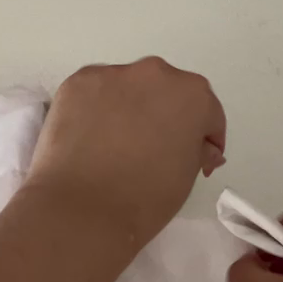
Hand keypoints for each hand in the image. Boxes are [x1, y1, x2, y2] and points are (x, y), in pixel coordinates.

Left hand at [23, 57, 226, 245]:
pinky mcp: (76, 83)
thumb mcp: (187, 177)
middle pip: (164, 92)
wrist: (83, 208)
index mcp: (192, 95)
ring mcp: (111, 74)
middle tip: (151, 150)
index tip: (193, 161)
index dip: (202, 139)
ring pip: (126, 88)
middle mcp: (154, 73)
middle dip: (163, 116)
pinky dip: (94, 110)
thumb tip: (199, 146)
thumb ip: (197, 150)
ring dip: (127, 108)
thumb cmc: (145, 197)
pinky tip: (88, 138)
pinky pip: (93, 93)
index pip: (206, 113)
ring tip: (114, 145)